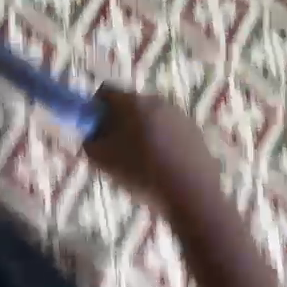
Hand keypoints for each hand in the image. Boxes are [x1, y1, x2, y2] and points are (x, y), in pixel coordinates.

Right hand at [84, 86, 224, 216]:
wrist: (192, 195)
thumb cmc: (142, 174)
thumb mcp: (103, 162)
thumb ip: (90, 142)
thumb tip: (92, 135)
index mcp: (133, 102)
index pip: (106, 91)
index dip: (96, 108)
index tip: (96, 130)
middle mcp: (157, 101)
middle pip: (130, 105)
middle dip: (121, 122)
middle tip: (117, 150)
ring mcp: (179, 116)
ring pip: (152, 118)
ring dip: (143, 133)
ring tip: (143, 165)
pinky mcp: (195, 132)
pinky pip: (171, 132)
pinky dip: (164, 144)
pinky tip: (164, 170)